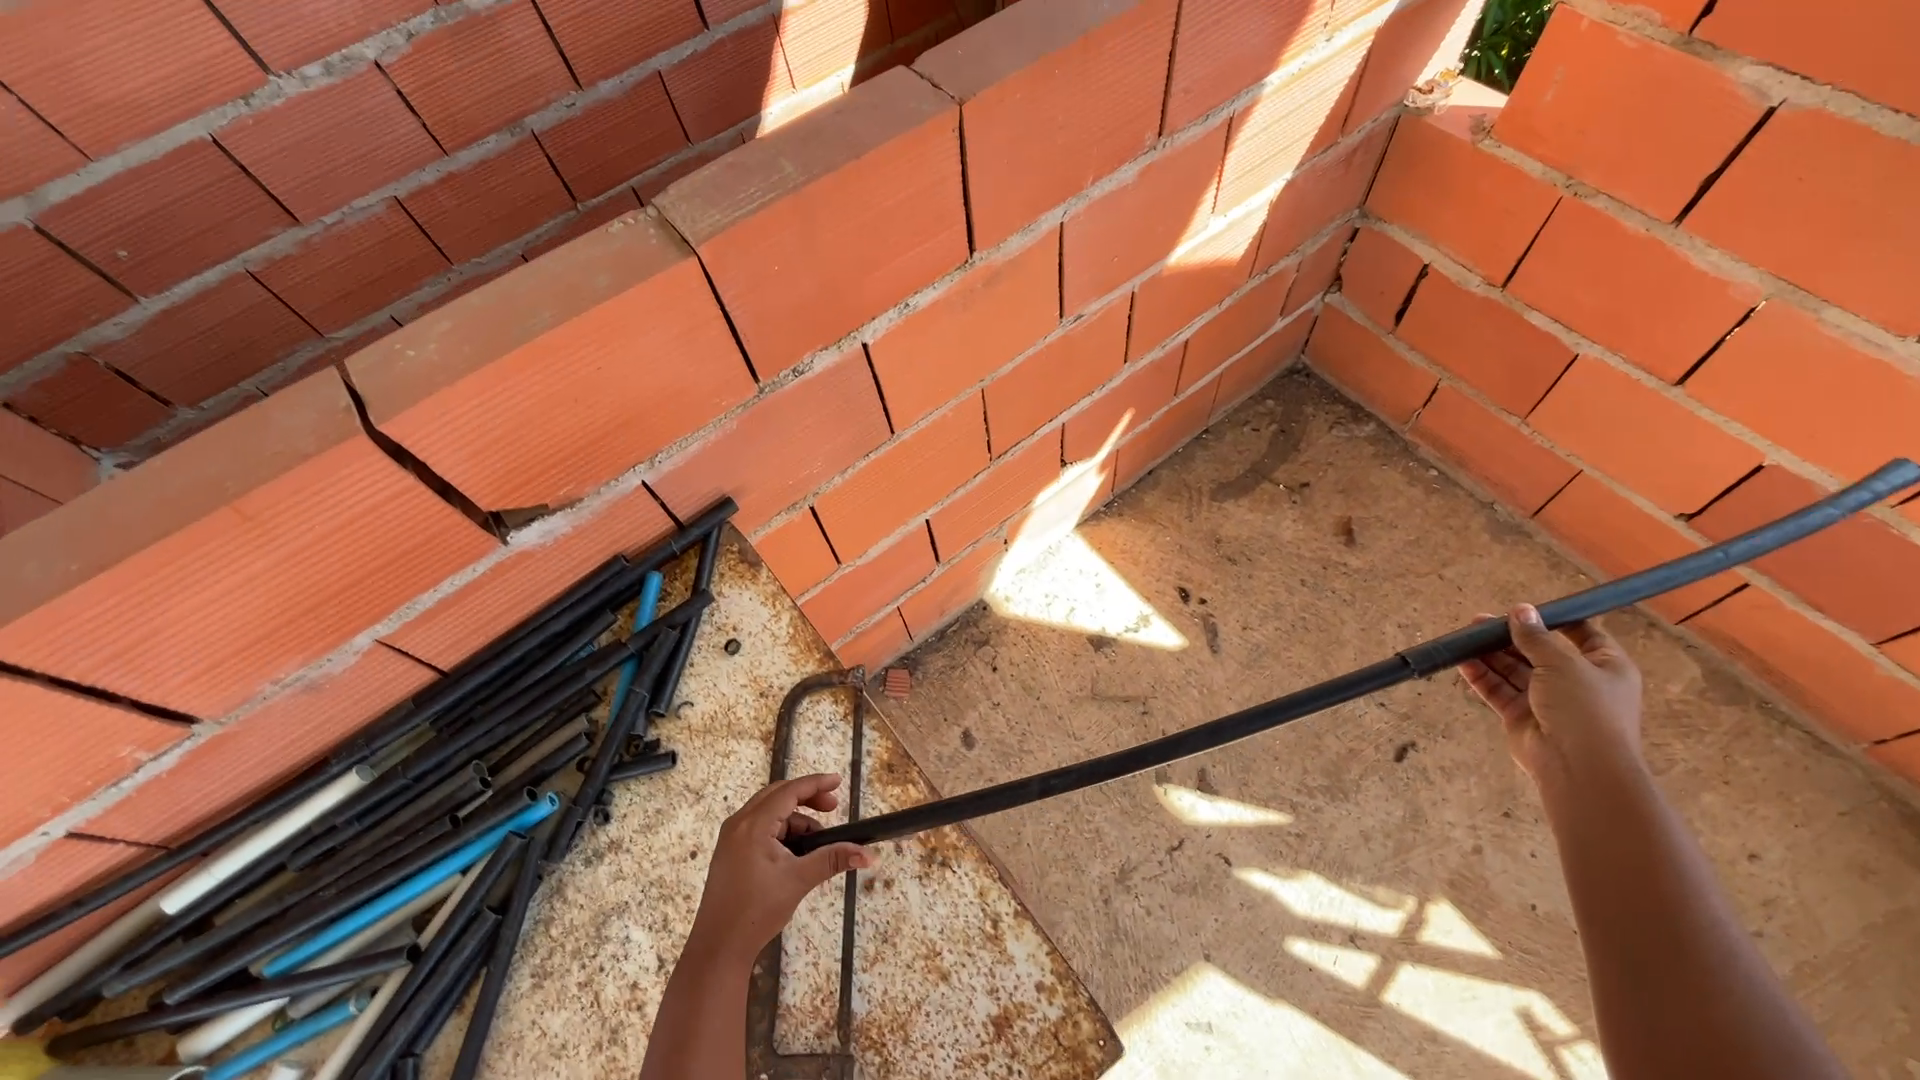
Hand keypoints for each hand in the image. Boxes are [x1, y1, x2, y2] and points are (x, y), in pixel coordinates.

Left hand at [687, 773, 873, 964]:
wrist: (719, 946)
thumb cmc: (757, 910)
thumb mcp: (799, 880)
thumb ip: (833, 860)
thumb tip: (868, 854)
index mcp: (752, 825)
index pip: (789, 791)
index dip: (815, 784)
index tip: (838, 782)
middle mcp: (738, 825)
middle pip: (777, 796)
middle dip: (807, 799)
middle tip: (833, 808)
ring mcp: (731, 839)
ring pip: (770, 814)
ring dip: (796, 820)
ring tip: (817, 844)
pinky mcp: (731, 853)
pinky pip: (761, 829)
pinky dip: (782, 833)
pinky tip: (797, 854)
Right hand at [1458, 604, 1644, 786]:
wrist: (1578, 765)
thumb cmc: (1585, 707)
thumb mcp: (1563, 663)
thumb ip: (1537, 637)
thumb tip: (1520, 610)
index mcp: (1605, 667)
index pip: (1583, 635)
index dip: (1557, 621)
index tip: (1528, 610)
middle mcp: (1577, 682)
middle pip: (1540, 652)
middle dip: (1511, 637)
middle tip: (1480, 622)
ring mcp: (1547, 700)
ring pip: (1514, 670)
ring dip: (1491, 654)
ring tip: (1465, 637)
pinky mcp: (1521, 716)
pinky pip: (1499, 690)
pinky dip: (1481, 676)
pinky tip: (1462, 662)